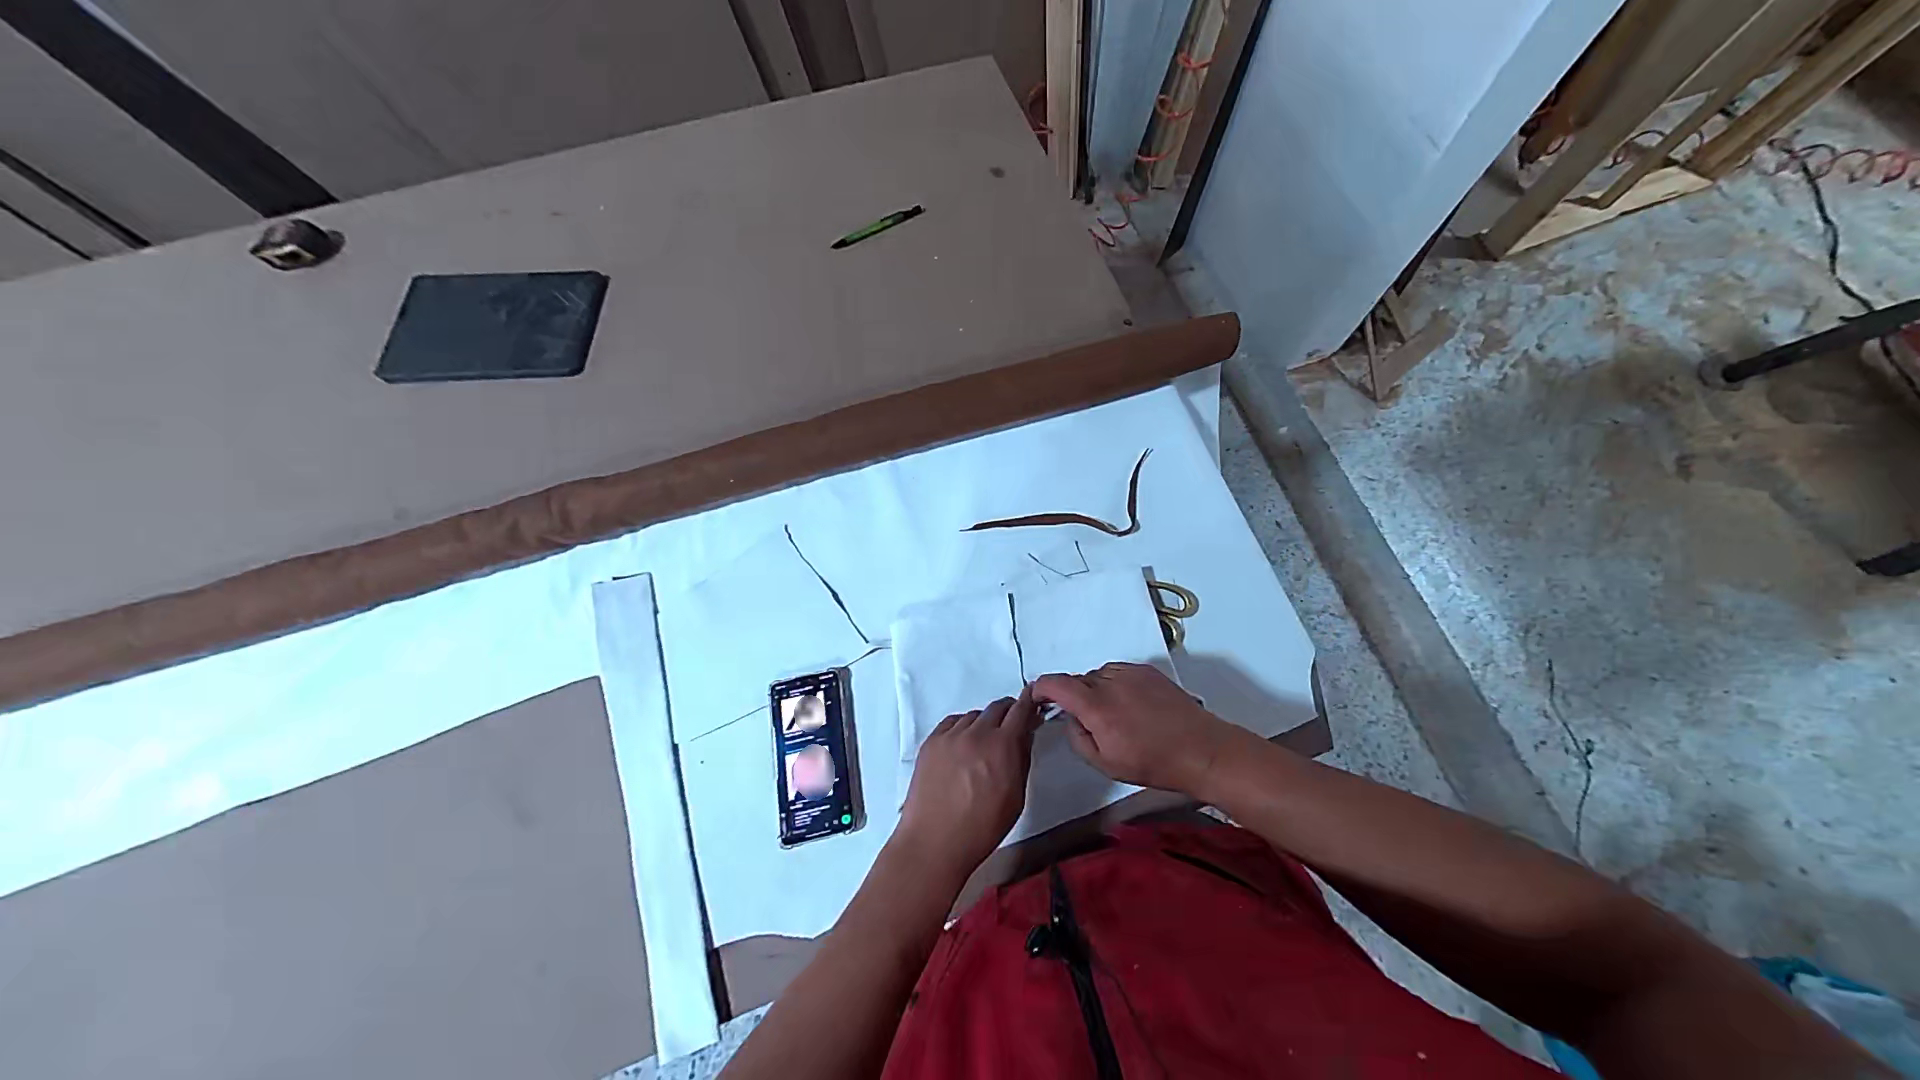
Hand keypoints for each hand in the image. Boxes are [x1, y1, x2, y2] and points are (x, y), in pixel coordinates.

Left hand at [896, 688, 1041, 873]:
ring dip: (984, 723)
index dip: (1029, 703)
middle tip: (1011, 726)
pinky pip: (952, 723)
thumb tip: (1025, 736)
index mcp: (1002, 746)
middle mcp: (976, 734)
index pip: (1021, 710)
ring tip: (984, 744)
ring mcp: (951, 736)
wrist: (935, 841)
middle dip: (1008, 713)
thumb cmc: (980, 828)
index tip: (1033, 700)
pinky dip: (961, 727)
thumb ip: (1022, 759)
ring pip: (974, 715)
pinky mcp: (932, 742)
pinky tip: (963, 744)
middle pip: (997, 708)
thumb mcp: (1016, 797)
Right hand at [1032, 662, 1252, 795]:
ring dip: (1096, 690)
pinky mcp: (1148, 671)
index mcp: (1097, 707)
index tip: (1038, 696)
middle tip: (1087, 721)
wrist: (1201, 750)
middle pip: (1078, 680)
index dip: (1041, 688)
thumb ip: (1077, 738)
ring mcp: (1131, 673)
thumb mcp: (1105, 763)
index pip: (1056, 684)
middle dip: (1074, 697)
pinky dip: (1115, 684)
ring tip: (1114, 716)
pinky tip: (1129, 706)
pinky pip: (1118, 672)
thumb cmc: (1155, 762)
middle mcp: (1111, 682)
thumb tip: (1070, 720)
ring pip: (1098, 675)